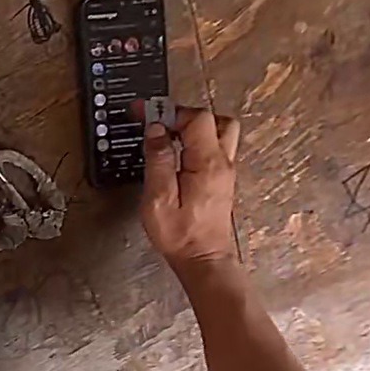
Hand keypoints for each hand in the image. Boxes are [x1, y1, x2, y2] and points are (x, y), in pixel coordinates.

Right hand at [140, 105, 241, 280]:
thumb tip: (155, 131)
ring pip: (219, 131)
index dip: (169, 111)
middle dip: (184, 115)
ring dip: (193, 127)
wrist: (203, 260)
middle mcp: (222, 163)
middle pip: (214, 119)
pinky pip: (214, 148)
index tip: (145, 112)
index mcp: (207, 164)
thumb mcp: (158, 198)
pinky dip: (196, 141)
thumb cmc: (180, 235)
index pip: (195, 119)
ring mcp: (224, 171)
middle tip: (160, 122)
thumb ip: (158, 160)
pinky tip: (177, 153)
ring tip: (168, 135)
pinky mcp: (220, 180)